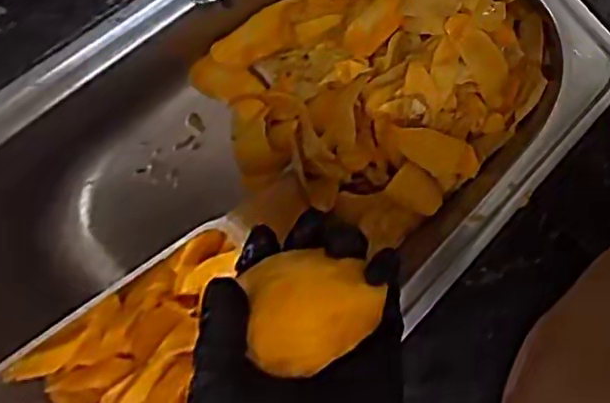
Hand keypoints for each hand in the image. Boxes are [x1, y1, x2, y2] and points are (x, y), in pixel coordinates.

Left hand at [192, 210, 403, 402]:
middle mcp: (305, 325)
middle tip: (312, 223)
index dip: (262, 255)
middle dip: (312, 237)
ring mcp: (347, 326)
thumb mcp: (224, 390)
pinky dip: (388, 268)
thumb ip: (221, 340)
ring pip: (352, 268)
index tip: (264, 232)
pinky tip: (380, 263)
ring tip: (342, 241)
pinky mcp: (383, 330)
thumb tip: (220, 282)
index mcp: (264, 339)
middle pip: (311, 266)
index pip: (262, 285)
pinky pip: (390, 291)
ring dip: (350, 244)